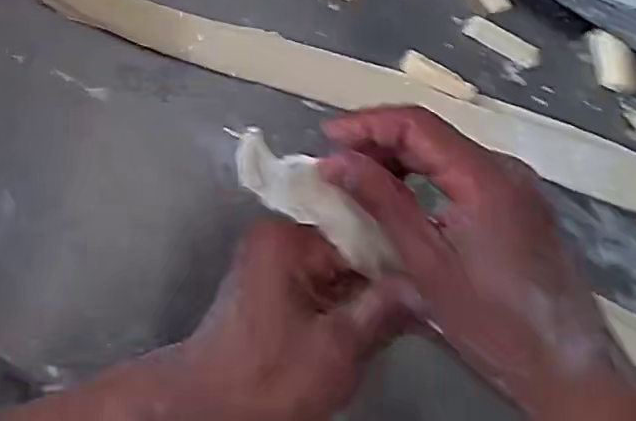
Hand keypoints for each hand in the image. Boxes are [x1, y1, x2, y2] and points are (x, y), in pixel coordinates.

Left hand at [166, 219, 413, 420]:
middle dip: (374, 276)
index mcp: (285, 237)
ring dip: (356, 292)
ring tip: (397, 313)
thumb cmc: (272, 374)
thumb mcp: (337, 348)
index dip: (390, 257)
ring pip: (327, 266)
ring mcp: (265, 259)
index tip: (423, 278)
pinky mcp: (263, 284)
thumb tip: (423, 287)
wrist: (212, 405)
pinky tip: (361, 322)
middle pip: (339, 246)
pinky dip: (334, 300)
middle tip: (415, 301)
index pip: (352, 232)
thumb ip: (381, 311)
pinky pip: (310, 279)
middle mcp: (272, 236)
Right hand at [320, 106, 635, 420]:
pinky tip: (400, 195)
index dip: (367, 124)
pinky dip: (423, 174)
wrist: (575, 378)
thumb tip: (335, 161)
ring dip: (398, 156)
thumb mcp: (427, 264)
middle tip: (338, 162)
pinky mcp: (517, 202)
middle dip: (378, 140)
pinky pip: (459, 170)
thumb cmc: (497, 326)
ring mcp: (515, 184)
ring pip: (443, 149)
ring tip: (360, 178)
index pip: (416, 124)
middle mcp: (503, 168)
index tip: (329, 138)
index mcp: (485, 177)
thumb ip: (381, 201)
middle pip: (429, 132)